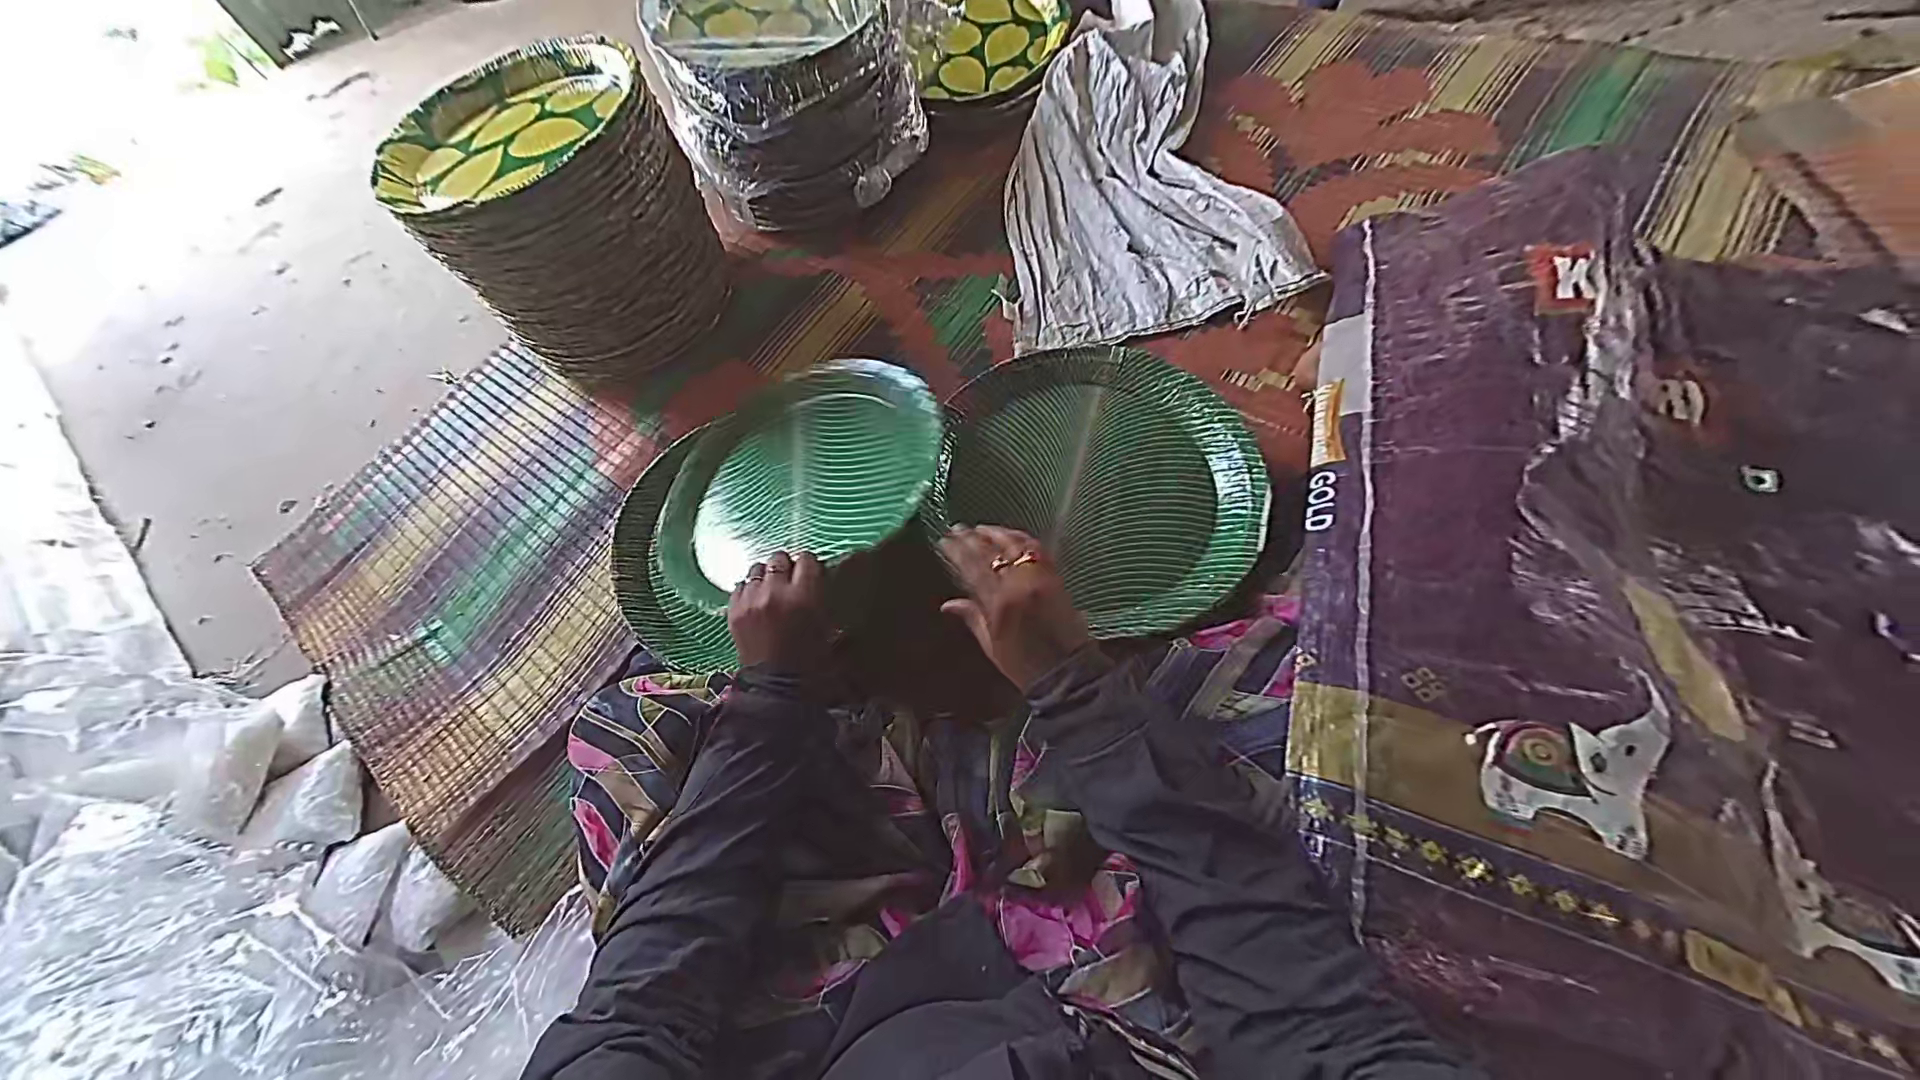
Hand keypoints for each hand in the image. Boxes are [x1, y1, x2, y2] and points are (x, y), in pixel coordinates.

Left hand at [728, 551, 829, 671]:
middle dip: (786, 566)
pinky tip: (757, 600)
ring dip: (766, 575)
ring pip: (756, 569)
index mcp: (804, 596)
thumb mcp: (826, 626)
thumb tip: (816, 577)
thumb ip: (819, 597)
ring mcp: (751, 601)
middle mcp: (775, 592)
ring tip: (771, 588)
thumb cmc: (809, 661)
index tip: (811, 570)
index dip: (810, 564)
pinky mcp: (734, 611)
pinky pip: (740, 586)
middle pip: (779, 559)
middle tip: (791, 578)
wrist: (776, 688)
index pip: (806, 559)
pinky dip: (749, 589)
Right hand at [938, 526, 1090, 691]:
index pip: (973, 568)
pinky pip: (1036, 549)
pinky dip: (1021, 539)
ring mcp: (1040, 577)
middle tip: (958, 529)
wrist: (1066, 671)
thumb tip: (948, 603)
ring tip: (981, 529)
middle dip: (973, 538)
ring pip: (1015, 545)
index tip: (945, 540)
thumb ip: (972, 618)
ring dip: (996, 534)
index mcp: (1000, 603)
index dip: (958, 551)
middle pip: (992, 552)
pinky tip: (1009, 536)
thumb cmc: (1024, 664)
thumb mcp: (992, 645)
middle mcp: (1019, 584)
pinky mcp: (1055, 576)